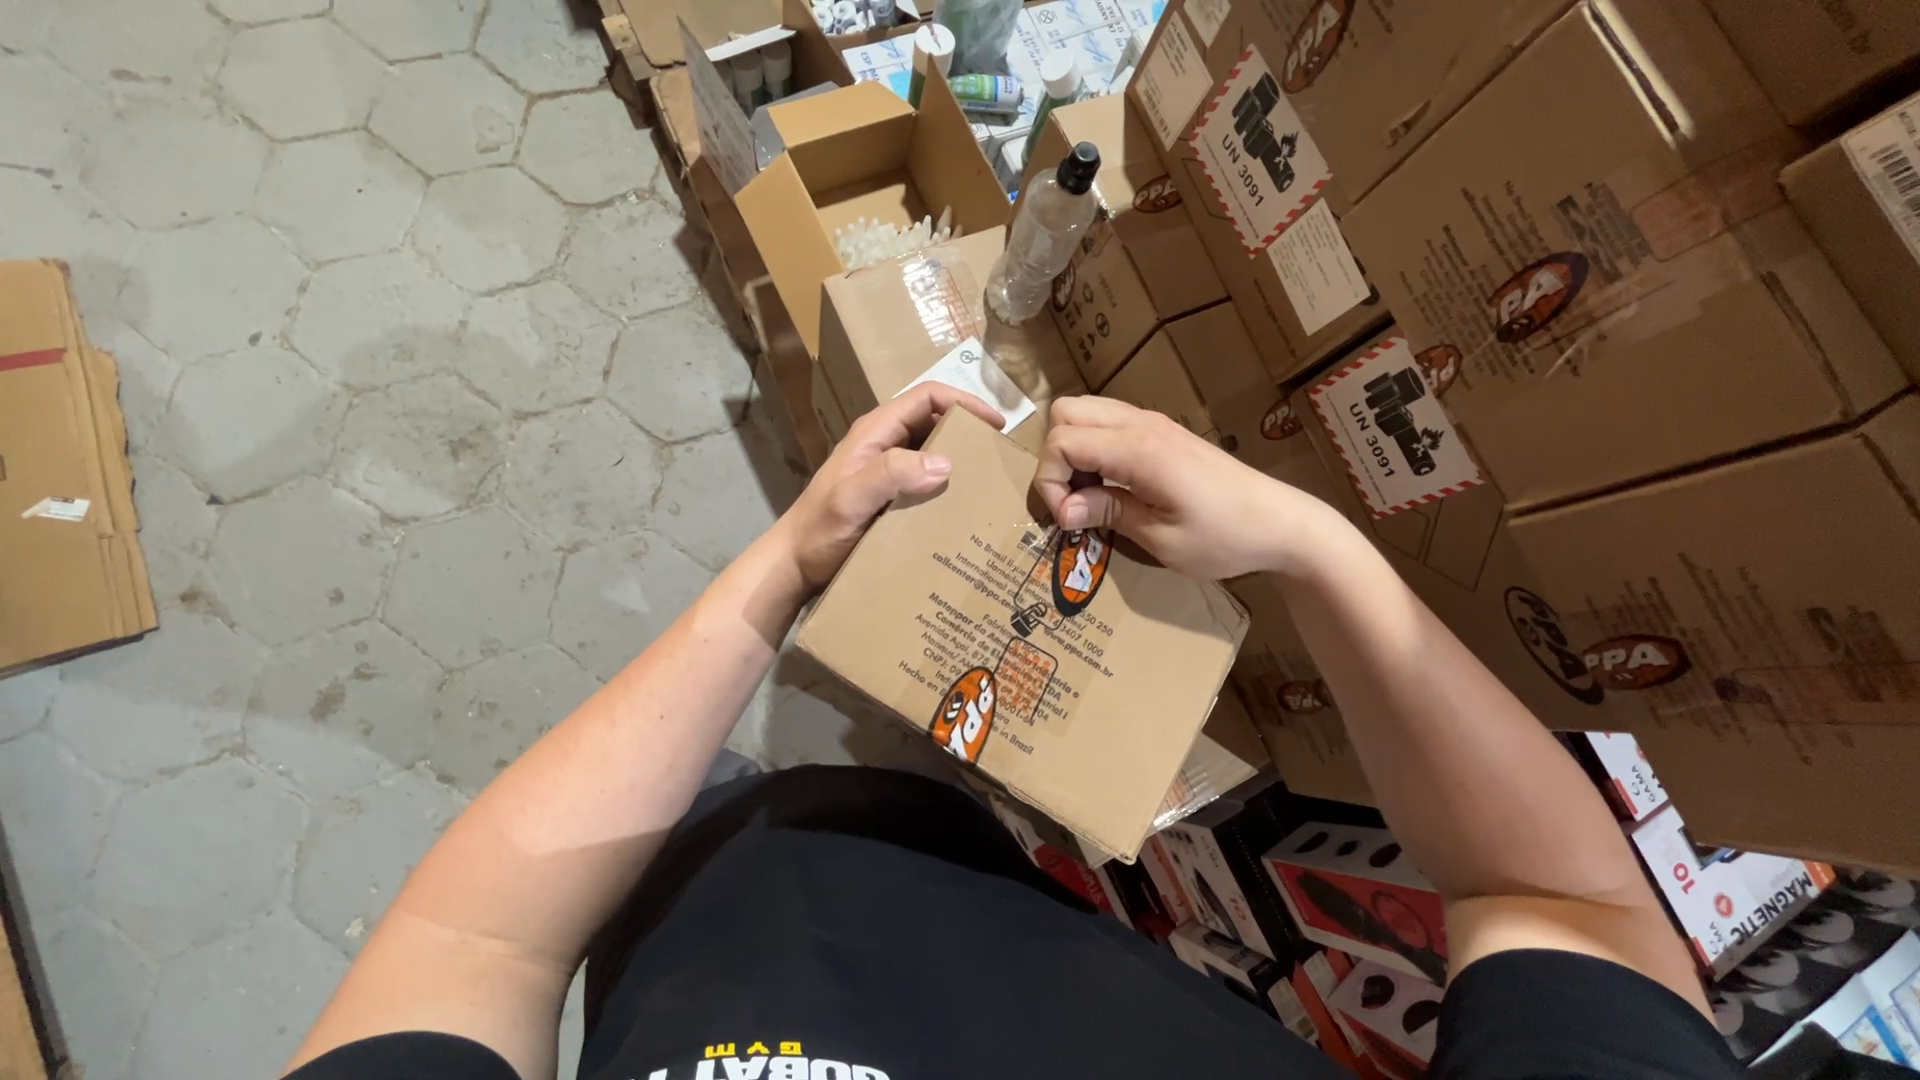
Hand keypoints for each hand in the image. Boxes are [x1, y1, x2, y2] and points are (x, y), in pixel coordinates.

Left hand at [775, 382, 1004, 591]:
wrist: (794, 564)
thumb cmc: (819, 530)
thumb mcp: (852, 499)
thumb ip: (891, 474)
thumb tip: (945, 463)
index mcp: (875, 432)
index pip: (927, 397)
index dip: (964, 403)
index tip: (997, 425)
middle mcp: (884, 445)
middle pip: (934, 422)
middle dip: (968, 432)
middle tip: (999, 457)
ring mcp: (886, 472)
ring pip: (932, 453)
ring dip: (960, 461)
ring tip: (990, 483)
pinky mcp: (890, 497)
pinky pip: (926, 482)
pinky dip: (948, 487)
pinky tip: (965, 509)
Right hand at [1032, 397, 1354, 580]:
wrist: (1281, 523)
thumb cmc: (1224, 537)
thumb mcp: (1161, 538)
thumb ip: (1108, 513)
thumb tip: (1063, 510)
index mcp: (1138, 449)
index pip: (1061, 442)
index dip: (1050, 482)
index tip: (1069, 520)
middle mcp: (1141, 424)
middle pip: (1065, 412)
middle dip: (1055, 458)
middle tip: (1074, 501)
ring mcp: (1153, 423)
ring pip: (1084, 411)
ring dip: (1073, 450)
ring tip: (1090, 494)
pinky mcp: (1162, 431)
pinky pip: (1108, 421)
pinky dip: (1094, 447)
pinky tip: (1112, 484)